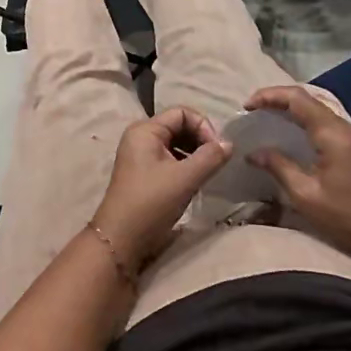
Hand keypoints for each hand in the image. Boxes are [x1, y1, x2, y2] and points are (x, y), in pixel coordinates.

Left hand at [91, 108, 231, 268]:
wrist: (121, 237)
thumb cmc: (151, 202)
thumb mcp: (185, 178)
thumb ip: (210, 157)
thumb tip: (229, 143)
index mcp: (145, 130)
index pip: (182, 113)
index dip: (204, 126)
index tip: (218, 150)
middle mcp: (140, 136)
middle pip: (178, 126)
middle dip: (200, 139)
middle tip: (217, 161)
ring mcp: (140, 154)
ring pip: (175, 143)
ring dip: (194, 153)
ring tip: (208, 171)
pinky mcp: (143, 172)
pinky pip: (169, 158)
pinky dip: (185, 164)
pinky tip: (195, 179)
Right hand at [245, 86, 350, 268]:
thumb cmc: (349, 216)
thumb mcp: (305, 194)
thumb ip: (278, 167)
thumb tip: (252, 153)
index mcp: (331, 134)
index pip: (296, 98)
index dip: (268, 96)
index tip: (245, 107)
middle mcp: (343, 127)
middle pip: (306, 99)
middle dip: (275, 100)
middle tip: (250, 111)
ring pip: (314, 110)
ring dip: (288, 109)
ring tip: (263, 119)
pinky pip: (322, 123)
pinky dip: (300, 121)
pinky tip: (287, 135)